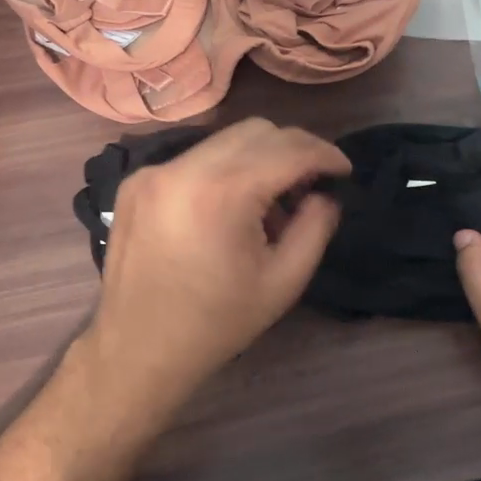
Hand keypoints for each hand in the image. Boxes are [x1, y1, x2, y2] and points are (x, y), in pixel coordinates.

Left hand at [84, 118, 350, 406]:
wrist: (138, 349)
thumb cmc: (216, 323)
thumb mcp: (283, 282)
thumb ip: (315, 228)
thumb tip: (325, 195)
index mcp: (222, 192)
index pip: (288, 149)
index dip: (326, 154)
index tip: (345, 172)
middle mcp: (183, 168)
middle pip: (256, 131)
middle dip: (293, 150)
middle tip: (310, 187)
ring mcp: (153, 172)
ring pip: (223, 140)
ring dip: (257, 159)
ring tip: (268, 204)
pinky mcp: (135, 183)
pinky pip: (192, 159)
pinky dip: (221, 171)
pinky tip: (227, 211)